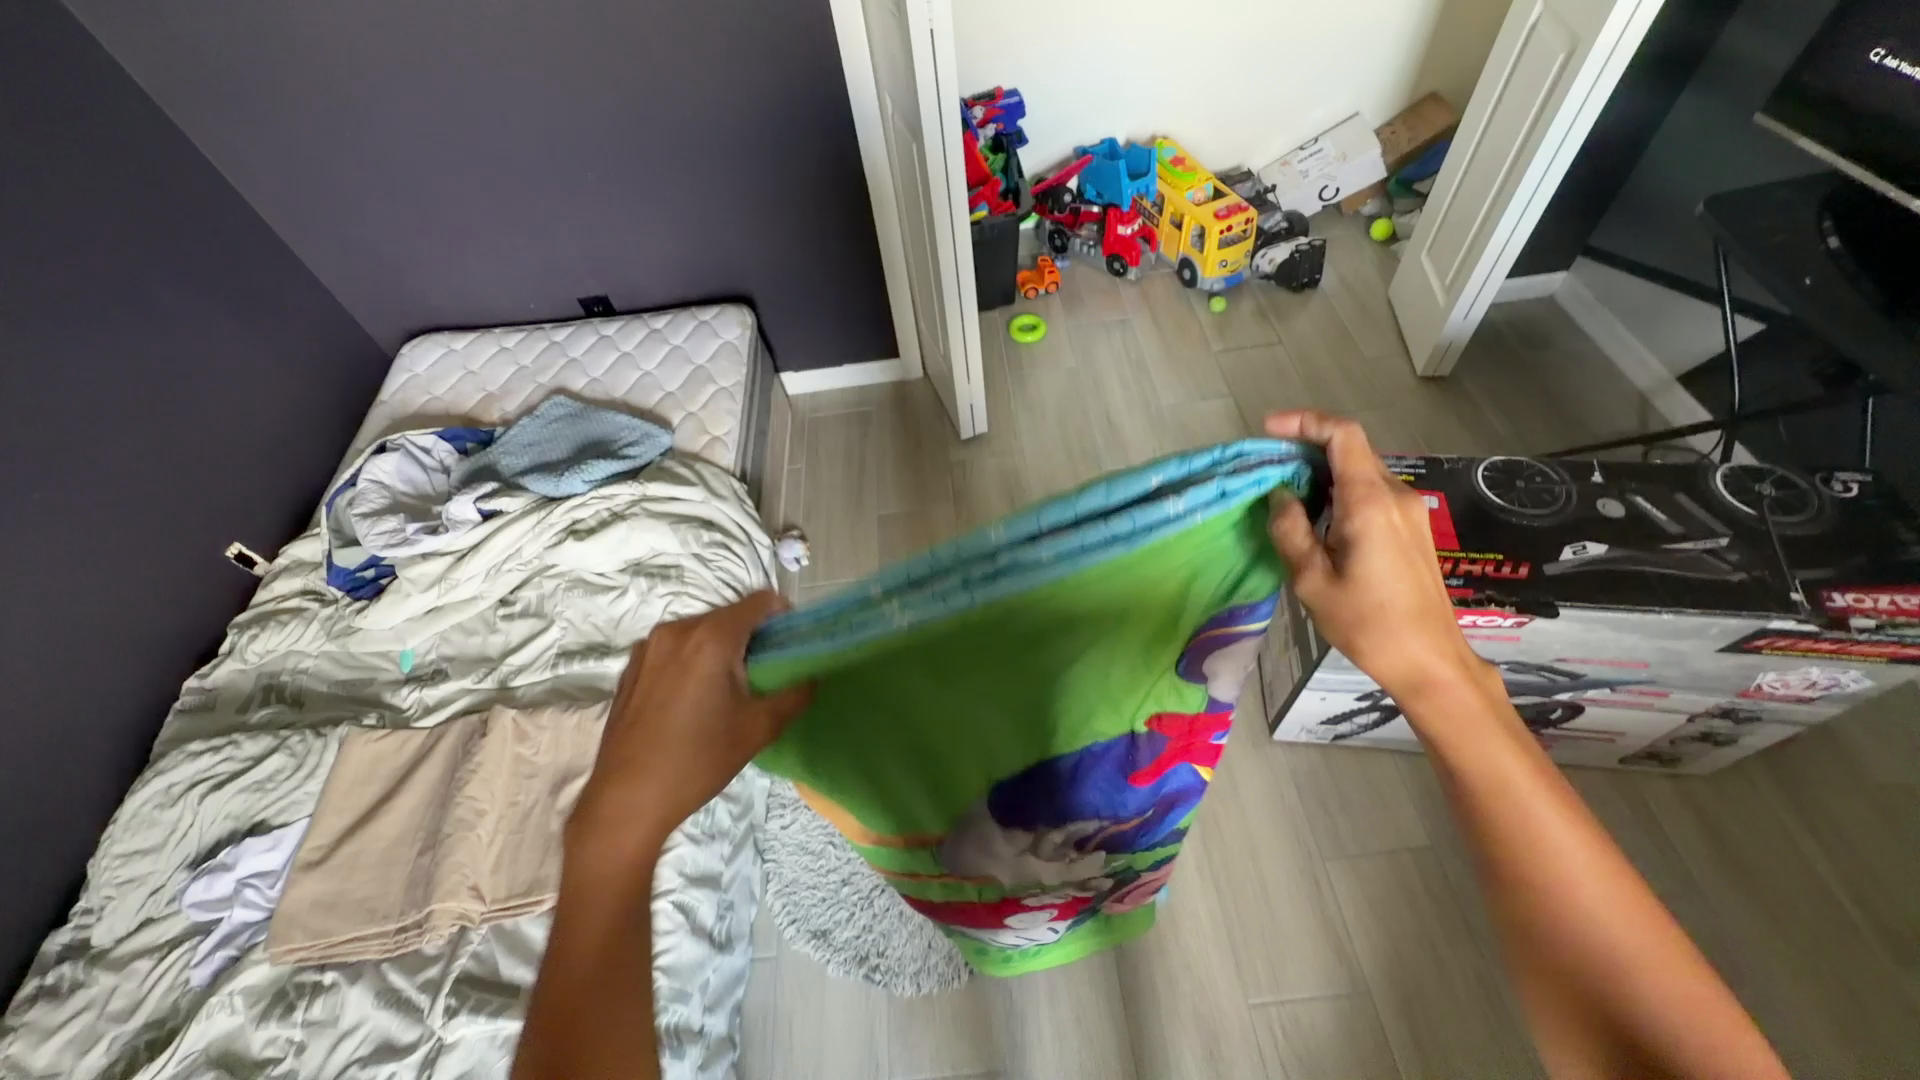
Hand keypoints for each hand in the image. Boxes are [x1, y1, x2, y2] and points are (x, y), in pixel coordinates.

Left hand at [570, 590, 812, 857]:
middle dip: (753, 635)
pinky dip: (694, 660)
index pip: (760, 601)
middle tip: (766, 673)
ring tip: (730, 689)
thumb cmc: (698, 761)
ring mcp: (649, 647)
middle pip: (729, 614)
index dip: (784, 616)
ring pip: (701, 631)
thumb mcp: (759, 729)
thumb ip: (795, 694)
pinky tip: (696, 699)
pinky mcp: (632, 667)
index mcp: (711, 638)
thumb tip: (813, 676)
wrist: (627, 798)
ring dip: (723, 648)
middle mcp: (676, 630)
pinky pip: (675, 648)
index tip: (792, 645)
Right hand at [1264, 410, 1487, 704]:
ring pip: (1361, 472)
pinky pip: (1371, 493)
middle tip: (1268, 469)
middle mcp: (1395, 496)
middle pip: (1351, 450)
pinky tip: (1318, 519)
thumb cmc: (1367, 624)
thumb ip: (1290, 530)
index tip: (1269, 431)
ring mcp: (1409, 511)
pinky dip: (1340, 492)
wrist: (1429, 660)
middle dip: (1307, 449)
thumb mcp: (1312, 581)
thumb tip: (1280, 495)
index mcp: (1369, 502)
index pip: (1343, 435)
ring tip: (1286, 497)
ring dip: (1322, 473)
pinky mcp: (1412, 528)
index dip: (1305, 422)